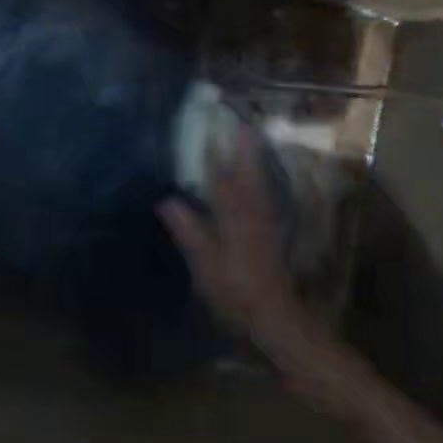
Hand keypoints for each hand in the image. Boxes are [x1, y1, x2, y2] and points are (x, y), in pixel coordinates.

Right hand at [157, 140, 315, 353]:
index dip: (214, 156)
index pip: (221, 181)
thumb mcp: (205, 265)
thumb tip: (166, 200)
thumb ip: (188, 231)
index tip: (209, 132)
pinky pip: (266, 197)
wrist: (275, 317)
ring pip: (261, 184)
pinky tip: (260, 182)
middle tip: (245, 124)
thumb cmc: (235, 292)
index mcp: (233, 218)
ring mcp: (266, 224)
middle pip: (249, 175)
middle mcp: (252, 214)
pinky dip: (262, 182)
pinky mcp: (272, 235)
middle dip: (246, 150)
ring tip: (253, 142)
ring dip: (256, 162)